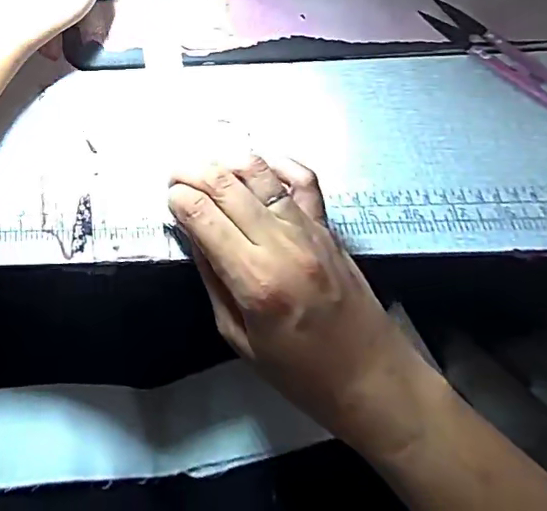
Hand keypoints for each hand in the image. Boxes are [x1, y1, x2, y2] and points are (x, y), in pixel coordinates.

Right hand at [168, 154, 442, 457]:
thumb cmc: (301, 372)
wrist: (377, 383)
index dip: (176, 200)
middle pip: (224, 183)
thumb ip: (211, 277)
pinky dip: (276, 164)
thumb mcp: (237, 336)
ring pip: (258, 172)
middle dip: (190, 174)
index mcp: (254, 280)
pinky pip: (303, 178)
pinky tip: (256, 169)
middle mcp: (281, 245)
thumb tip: (191, 231)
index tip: (170, 204)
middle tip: (175, 181)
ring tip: (208, 172)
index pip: (201, 213)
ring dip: (224, 163)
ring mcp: (309, 231)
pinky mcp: (329, 227)